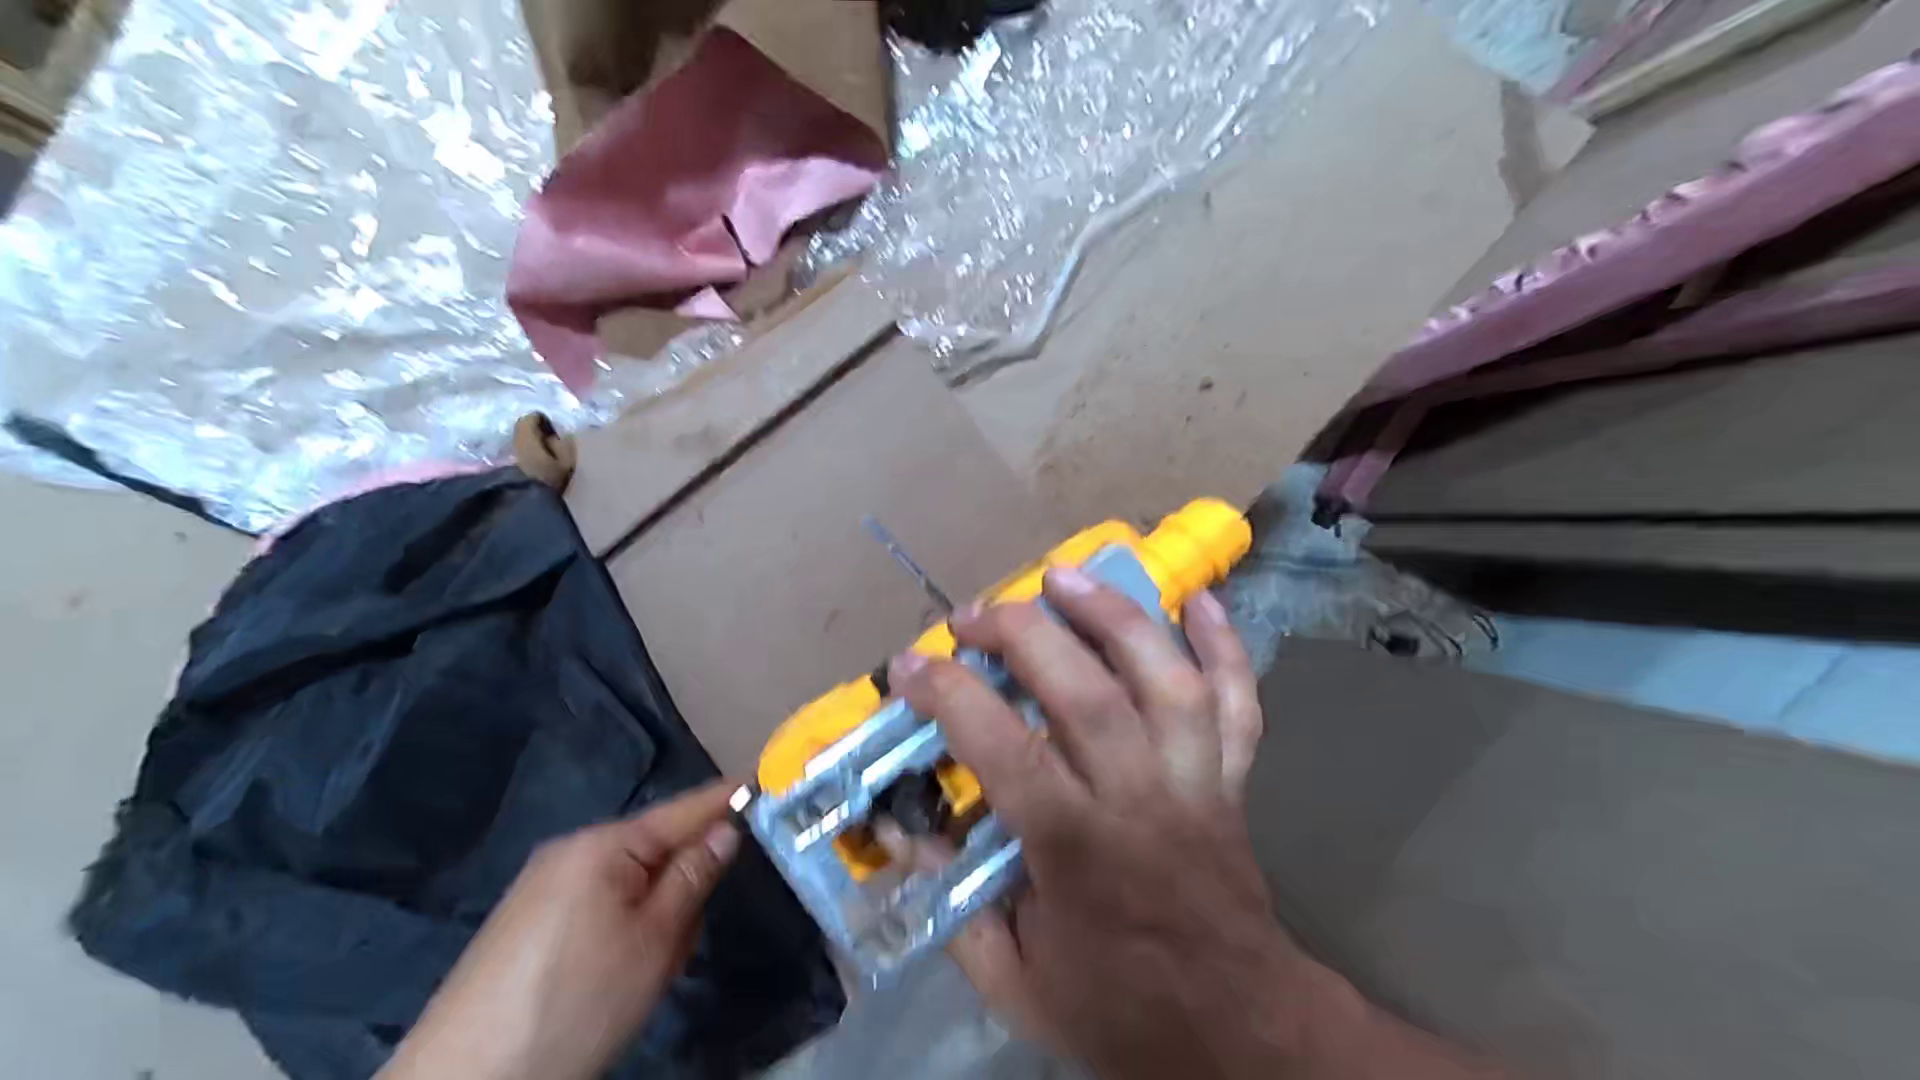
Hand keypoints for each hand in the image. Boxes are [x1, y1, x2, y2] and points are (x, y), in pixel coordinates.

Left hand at [378, 783, 740, 1079]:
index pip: (683, 808)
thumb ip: (694, 877)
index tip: (765, 781)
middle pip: (654, 849)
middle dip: (681, 884)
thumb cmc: (575, 1004)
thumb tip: (726, 829)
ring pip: (628, 882)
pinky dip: (622, 928)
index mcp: (603, 846)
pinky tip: (611, 977)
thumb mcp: (654, 942)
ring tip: (645, 973)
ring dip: (652, 915)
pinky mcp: (527, 922)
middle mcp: (571, 851)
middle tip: (682, 942)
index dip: (726, 798)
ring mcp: (543, 886)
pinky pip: (596, 905)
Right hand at [891, 567, 1498, 1079]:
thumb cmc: (1115, 1004)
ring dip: (1115, 616)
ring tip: (1063, 575)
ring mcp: (1196, 779)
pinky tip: (1198, 599)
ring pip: (1165, 680)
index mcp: (1078, 851)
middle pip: (1087, 694)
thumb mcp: (1012, 978)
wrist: (1236, 1031)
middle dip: (1023, 635)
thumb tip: (900, 829)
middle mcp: (1141, 799)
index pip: (1006, 752)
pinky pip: (1239, 701)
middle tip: (974, 616)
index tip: (908, 667)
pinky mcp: (1232, 777)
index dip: (950, 697)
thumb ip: (951, 901)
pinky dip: (1224, 645)